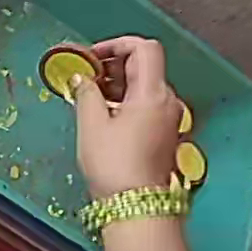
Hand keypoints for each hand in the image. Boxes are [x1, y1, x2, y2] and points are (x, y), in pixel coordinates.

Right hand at [73, 36, 183, 197]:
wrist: (135, 205)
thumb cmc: (113, 164)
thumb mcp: (91, 125)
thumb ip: (87, 93)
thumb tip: (82, 78)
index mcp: (153, 93)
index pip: (144, 48)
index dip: (116, 45)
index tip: (91, 56)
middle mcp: (168, 101)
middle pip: (145, 67)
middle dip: (113, 65)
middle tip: (84, 77)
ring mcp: (169, 119)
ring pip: (144, 87)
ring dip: (118, 85)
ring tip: (89, 97)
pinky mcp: (164, 134)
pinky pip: (146, 106)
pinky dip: (125, 102)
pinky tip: (103, 115)